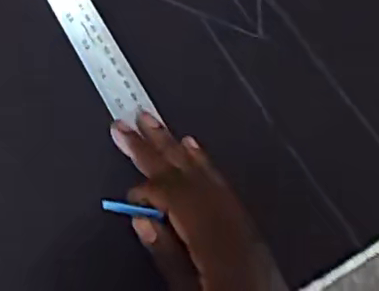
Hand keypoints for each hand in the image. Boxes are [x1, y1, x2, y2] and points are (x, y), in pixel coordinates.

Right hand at [112, 112, 279, 290]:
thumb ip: (167, 257)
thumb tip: (141, 219)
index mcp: (216, 245)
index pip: (175, 197)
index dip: (147, 189)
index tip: (129, 195)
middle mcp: (233, 229)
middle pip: (188, 178)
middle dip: (154, 148)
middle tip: (127, 123)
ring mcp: (245, 228)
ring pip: (205, 176)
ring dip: (174, 146)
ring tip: (151, 121)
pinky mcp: (252, 233)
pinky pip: (224, 186)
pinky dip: (203, 162)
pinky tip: (191, 146)